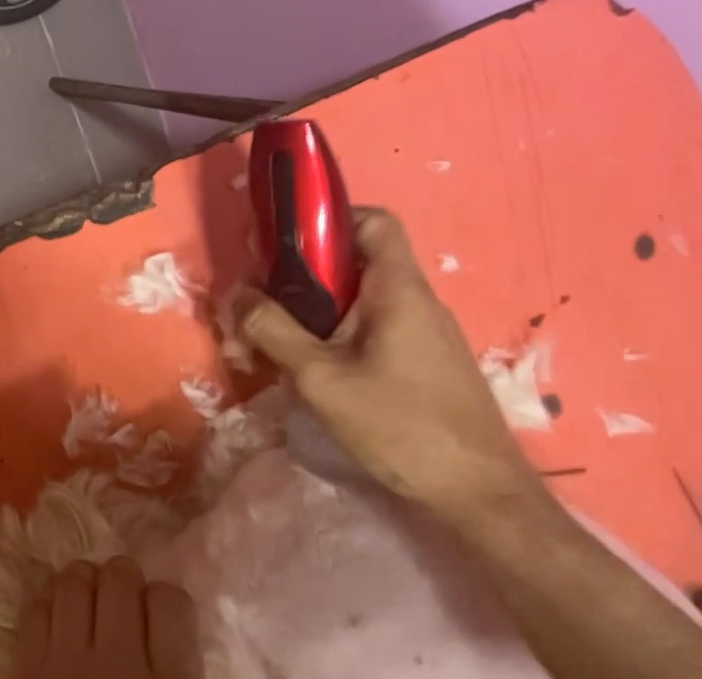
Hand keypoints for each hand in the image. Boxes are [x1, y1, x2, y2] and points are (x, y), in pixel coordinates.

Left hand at [11, 558, 200, 678]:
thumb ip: (182, 662)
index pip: (171, 601)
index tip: (166, 614)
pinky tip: (61, 616)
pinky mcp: (28, 666)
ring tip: (93, 597)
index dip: (170, 601)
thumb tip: (174, 618)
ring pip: (73, 582)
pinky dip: (50, 602)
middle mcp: (118, 663)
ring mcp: (66, 661)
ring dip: (85, 580)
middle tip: (126, 598)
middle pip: (118, 579)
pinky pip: (36, 607)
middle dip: (125, 579)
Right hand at [228, 207, 541, 520]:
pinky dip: (326, 336)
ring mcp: (420, 335)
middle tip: (254, 302)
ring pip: (352, 300)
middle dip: (294, 276)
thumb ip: (272, 329)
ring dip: (304, 312)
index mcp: (398, 291)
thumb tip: (236, 293)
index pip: (373, 221)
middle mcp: (414, 303)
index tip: (281, 240)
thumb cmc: (401, 427)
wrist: (481, 500)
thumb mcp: (319, 377)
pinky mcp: (418, 363)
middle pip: (350, 262)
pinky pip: (364, 329)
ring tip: (264, 342)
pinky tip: (301, 369)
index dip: (328, 217)